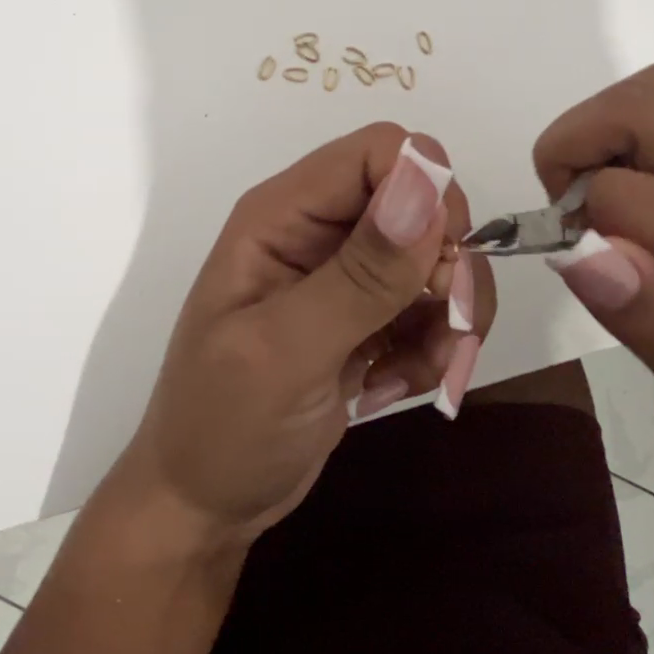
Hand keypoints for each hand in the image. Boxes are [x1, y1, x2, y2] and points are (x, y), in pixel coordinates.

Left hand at [114, 123, 491, 544]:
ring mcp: (344, 277)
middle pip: (423, 203)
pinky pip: (432, 309)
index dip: (426, 193)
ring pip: (438, 260)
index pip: (379, 151)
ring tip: (409, 376)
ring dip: (447, 320)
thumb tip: (425, 186)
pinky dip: (434, 348)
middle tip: (441, 333)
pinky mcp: (366, 319)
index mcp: (281, 215)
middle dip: (447, 270)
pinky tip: (395, 387)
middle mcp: (317, 231)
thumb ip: (359, 275)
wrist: (207, 503)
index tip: (441, 268)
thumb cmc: (222, 425)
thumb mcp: (285, 352)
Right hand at [532, 64, 653, 467]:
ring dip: (598, 132)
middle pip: (645, 106)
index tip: (578, 264)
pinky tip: (628, 190)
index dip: (577, 224)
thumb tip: (578, 253)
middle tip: (570, 214)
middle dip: (574, 147)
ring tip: (593, 199)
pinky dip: (625, 131)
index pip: (628, 195)